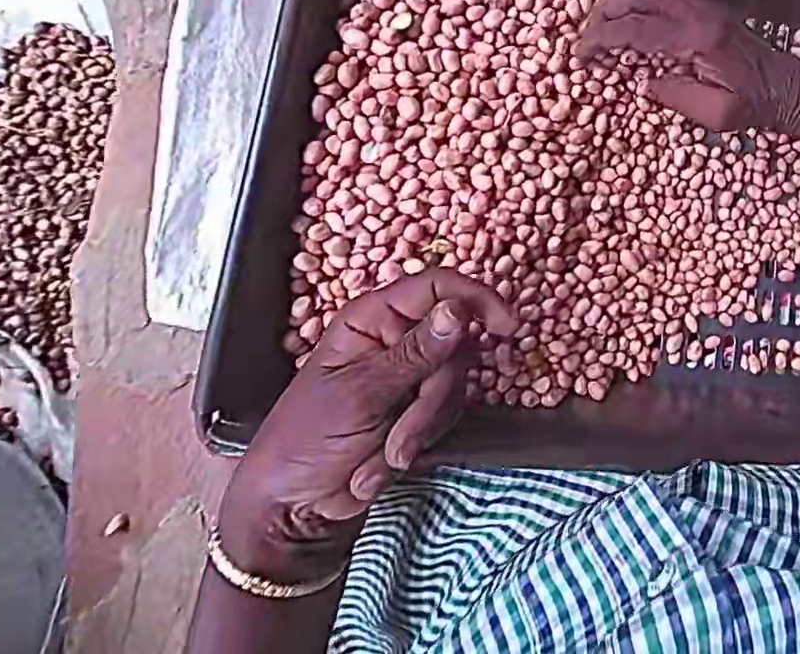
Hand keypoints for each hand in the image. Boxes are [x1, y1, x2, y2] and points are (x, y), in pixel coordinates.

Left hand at [214, 270, 516, 584]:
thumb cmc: (306, 441)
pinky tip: (382, 466)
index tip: (507, 325)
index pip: (437, 287)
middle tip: (404, 435)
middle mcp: (398, 336)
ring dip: (423, 425)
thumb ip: (416, 353)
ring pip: (454, 380)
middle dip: (434, 396)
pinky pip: (447, 411)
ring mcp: (411, 372)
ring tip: (384, 457)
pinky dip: (420, 441)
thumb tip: (460, 310)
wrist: (292, 512)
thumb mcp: (360, 394)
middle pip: (454, 341)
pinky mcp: (419, 406)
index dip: (475, 299)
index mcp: (374, 317)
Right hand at [575, 0, 799, 135]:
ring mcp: (706, 5)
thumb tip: (644, 82)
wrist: (790, 88)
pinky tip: (631, 2)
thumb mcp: (717, 115)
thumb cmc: (756, 106)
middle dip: (605, 11)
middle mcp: (701, 14)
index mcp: (700, 40)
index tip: (583, 53)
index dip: (603, 38)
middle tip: (588, 34)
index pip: (638, 29)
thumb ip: (677, 98)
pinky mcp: (709, 6)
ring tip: (602, 16)